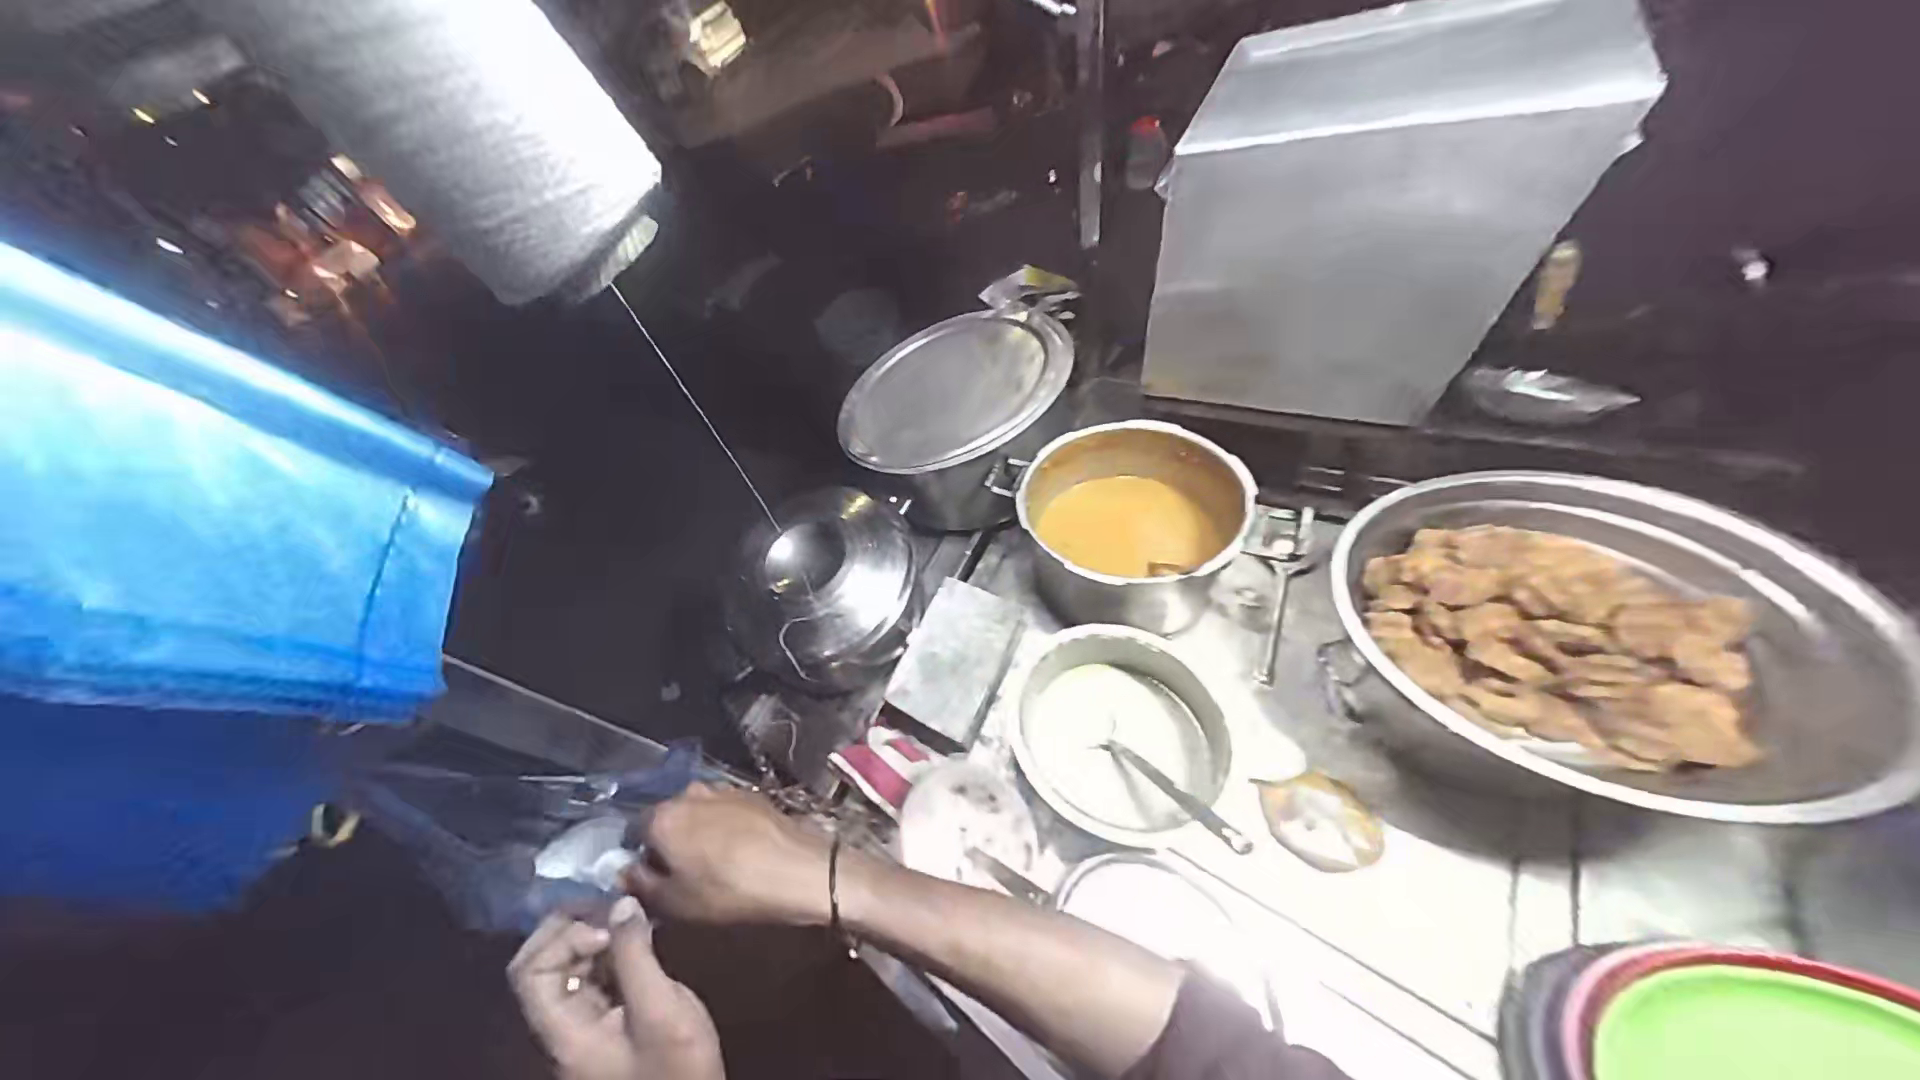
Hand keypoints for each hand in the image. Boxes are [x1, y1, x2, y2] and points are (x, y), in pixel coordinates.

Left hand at [508, 899, 723, 1079]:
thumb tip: (622, 902)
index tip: (609, 927)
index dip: (563, 937)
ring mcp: (587, 1026)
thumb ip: (636, 955)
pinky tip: (641, 935)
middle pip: (542, 967)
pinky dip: (612, 949)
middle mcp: (565, 1028)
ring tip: (632, 915)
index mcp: (565, 1033)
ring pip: (568, 969)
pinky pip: (596, 976)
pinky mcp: (611, 1021)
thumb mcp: (661, 1009)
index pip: (531, 973)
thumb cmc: (676, 1068)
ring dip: (594, 934)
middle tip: (616, 907)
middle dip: (574, 927)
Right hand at [627, 783, 831, 925]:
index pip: (635, 831)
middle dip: (669, 840)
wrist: (794, 867)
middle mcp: (690, 793)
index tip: (650, 877)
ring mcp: (724, 789)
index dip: (640, 856)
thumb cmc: (726, 889)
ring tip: (711, 861)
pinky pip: (724, 810)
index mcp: (663, 815)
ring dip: (697, 831)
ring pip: (697, 811)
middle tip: (680, 871)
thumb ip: (640, 883)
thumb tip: (626, 870)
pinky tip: (736, 848)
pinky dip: (723, 825)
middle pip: (668, 816)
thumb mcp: (673, 901)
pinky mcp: (752, 794)